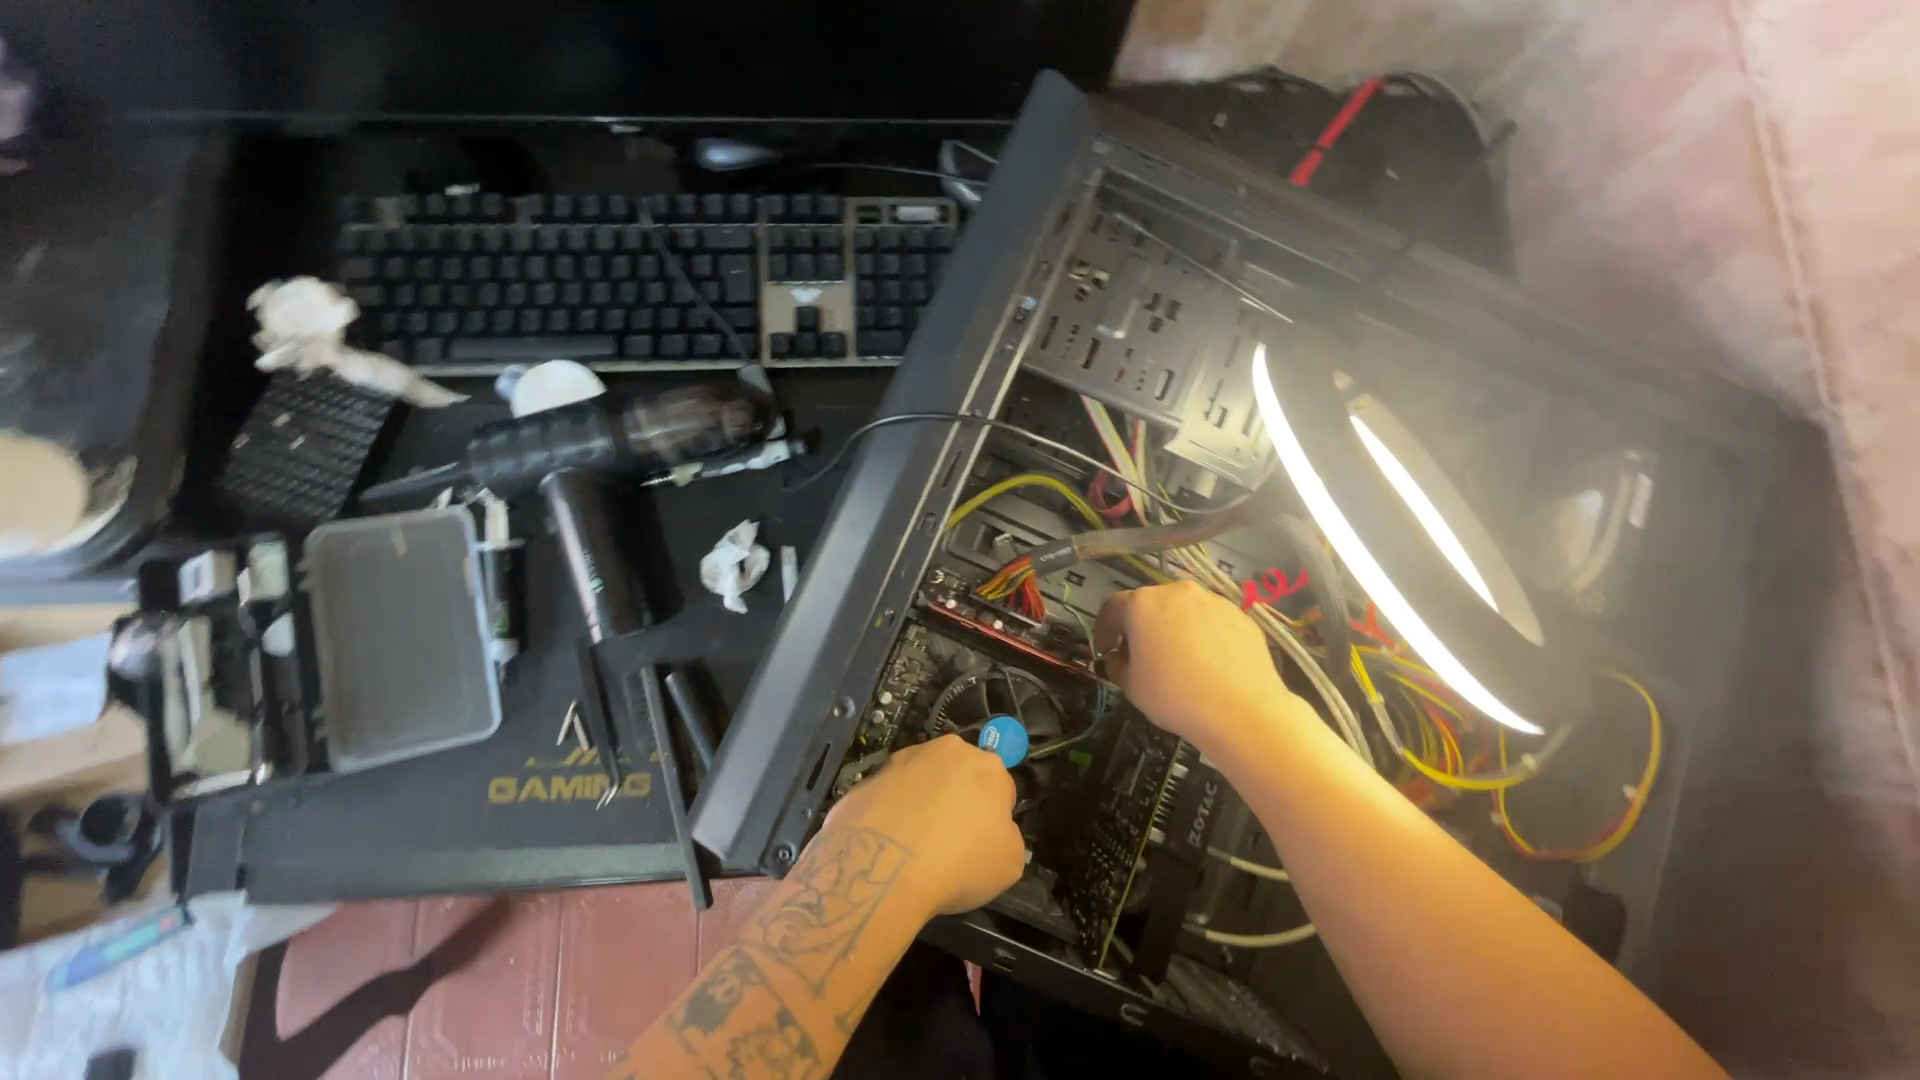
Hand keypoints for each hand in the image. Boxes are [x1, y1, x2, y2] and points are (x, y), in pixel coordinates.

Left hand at [820, 734, 1024, 915]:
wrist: (885, 865)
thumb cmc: (960, 862)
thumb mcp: (1009, 862)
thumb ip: (1007, 837)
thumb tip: (994, 832)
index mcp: (988, 766)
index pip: (1001, 787)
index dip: (994, 817)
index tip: (984, 842)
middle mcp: (947, 751)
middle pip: (960, 774)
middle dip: (957, 799)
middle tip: (950, 839)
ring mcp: (904, 759)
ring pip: (922, 779)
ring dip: (922, 801)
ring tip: (914, 844)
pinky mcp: (870, 776)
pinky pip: (890, 795)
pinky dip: (891, 812)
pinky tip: (889, 843)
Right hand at [1096, 580, 1300, 748]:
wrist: (1242, 711)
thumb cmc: (1174, 695)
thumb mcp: (1131, 686)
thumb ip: (1118, 665)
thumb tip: (1120, 658)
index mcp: (1143, 603)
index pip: (1113, 607)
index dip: (1104, 629)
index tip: (1106, 650)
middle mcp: (1178, 592)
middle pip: (1150, 604)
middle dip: (1141, 626)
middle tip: (1141, 655)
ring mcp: (1214, 601)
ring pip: (1184, 610)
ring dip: (1174, 628)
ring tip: (1180, 659)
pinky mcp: (1241, 616)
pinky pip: (1212, 622)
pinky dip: (1204, 635)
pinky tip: (1209, 664)